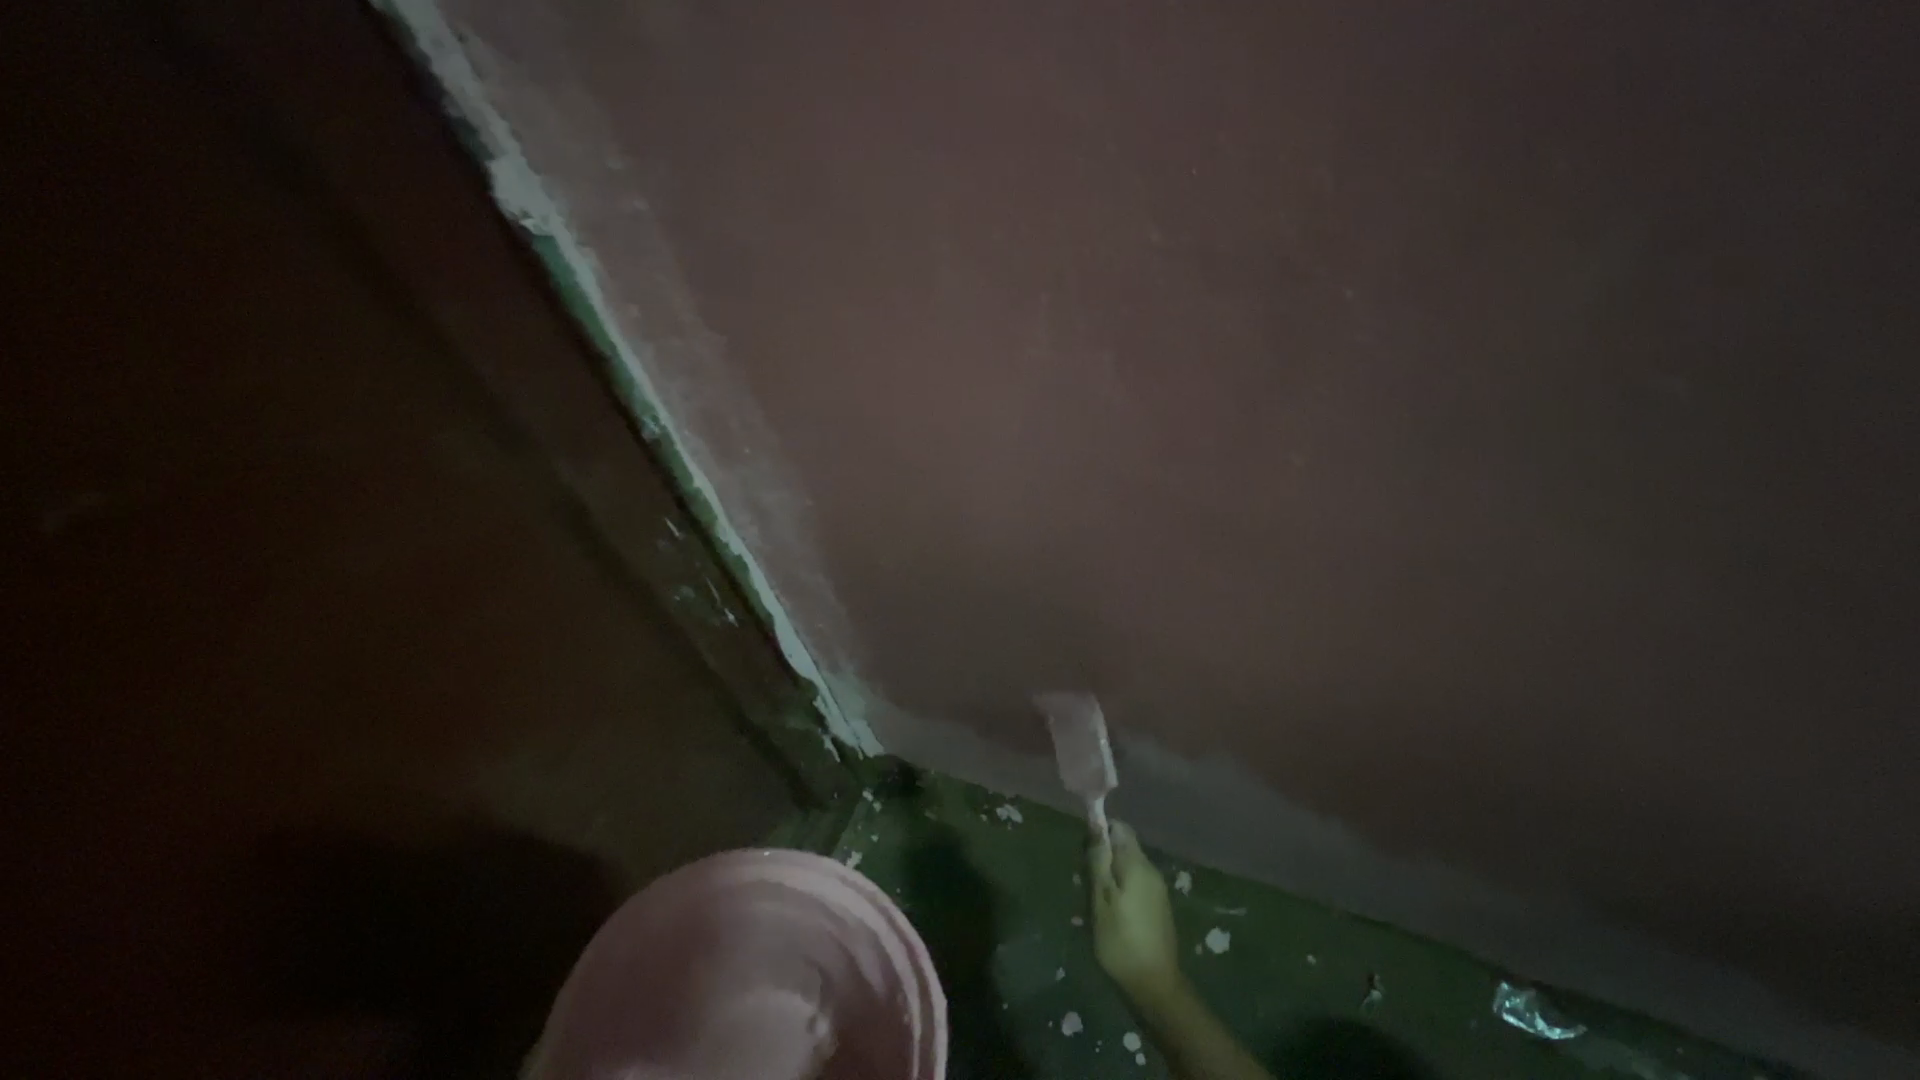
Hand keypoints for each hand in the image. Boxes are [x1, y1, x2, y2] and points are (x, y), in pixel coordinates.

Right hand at [1089, 822, 1181, 998]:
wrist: (1153, 983)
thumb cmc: (1120, 940)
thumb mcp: (1101, 898)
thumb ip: (1099, 860)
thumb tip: (1096, 823)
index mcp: (1138, 865)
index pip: (1120, 828)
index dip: (1100, 832)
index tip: (1083, 852)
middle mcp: (1151, 871)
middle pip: (1124, 847)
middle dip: (1102, 857)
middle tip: (1084, 882)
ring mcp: (1157, 890)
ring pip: (1128, 867)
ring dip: (1109, 876)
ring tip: (1092, 901)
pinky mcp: (1157, 907)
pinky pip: (1135, 884)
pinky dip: (1119, 890)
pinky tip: (1109, 914)